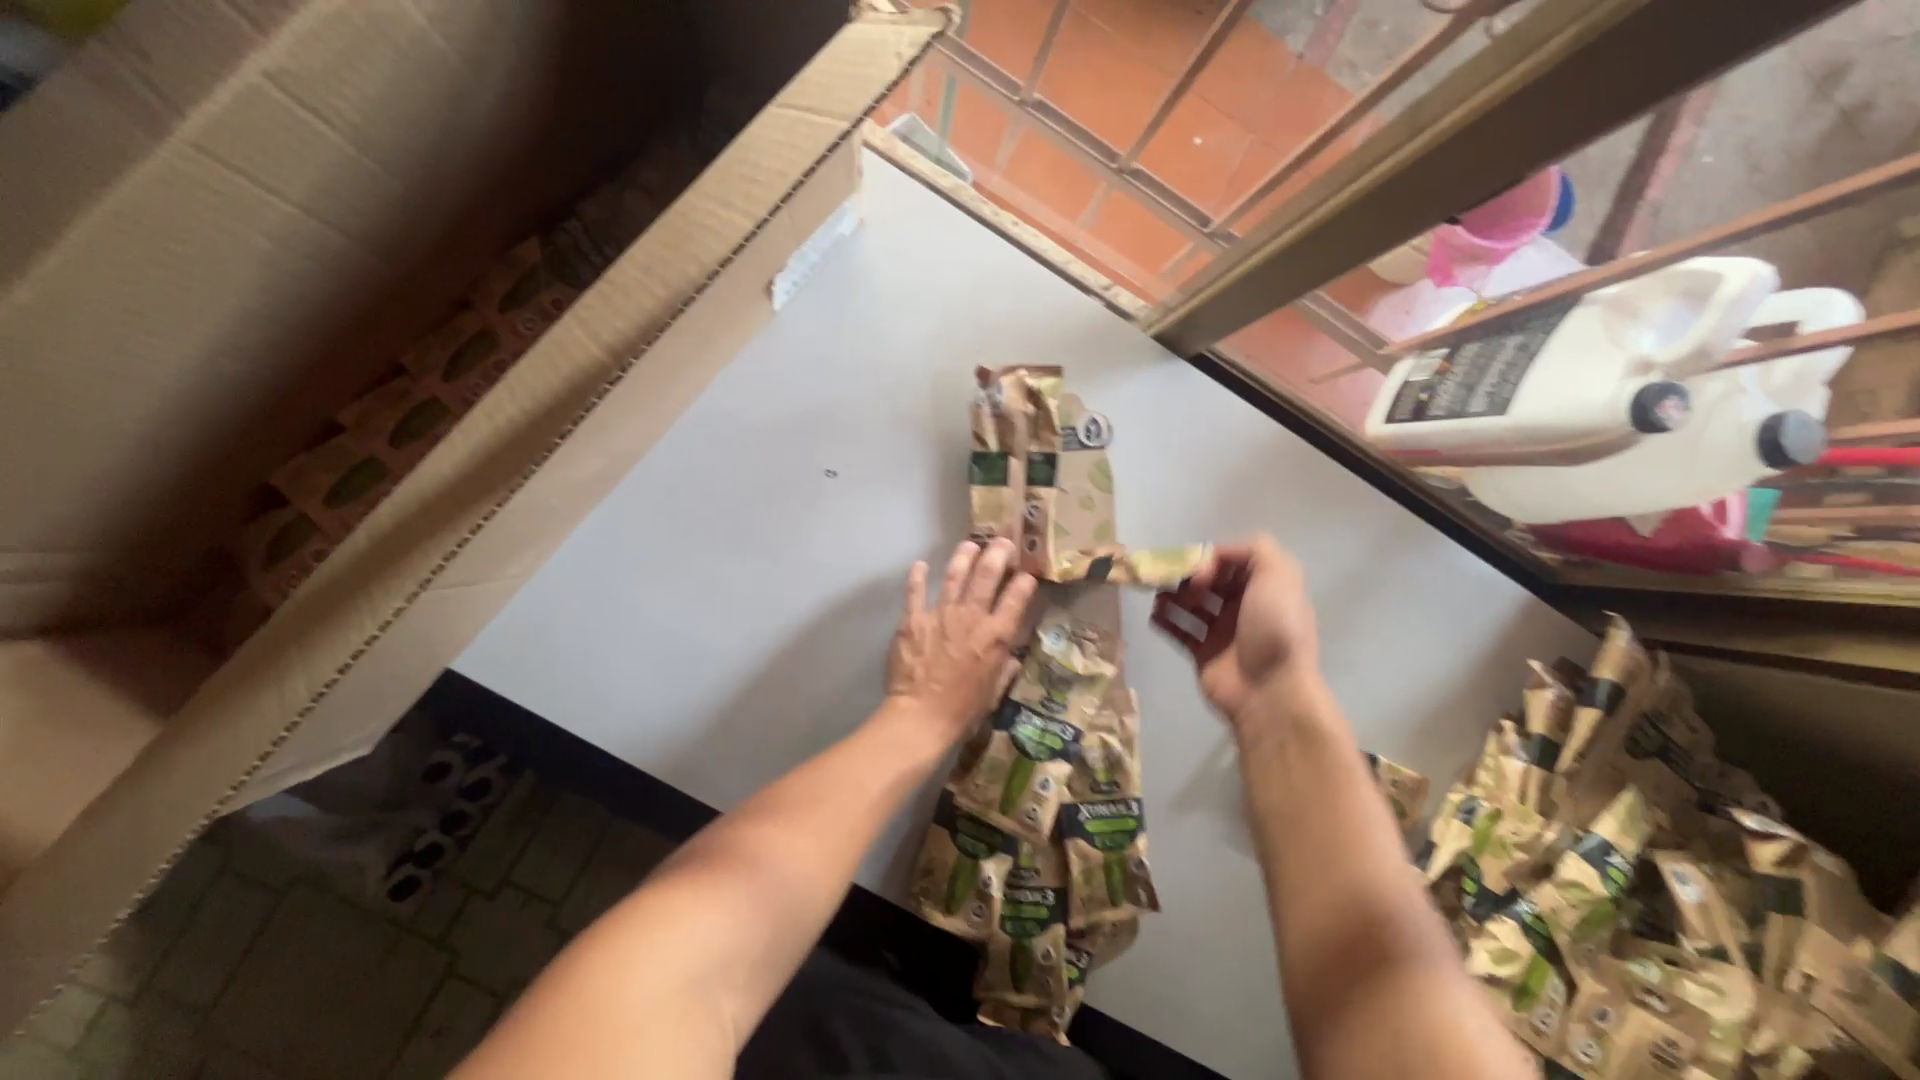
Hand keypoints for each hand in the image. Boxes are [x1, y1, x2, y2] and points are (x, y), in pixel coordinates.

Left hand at [885, 538, 1036, 741]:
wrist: (921, 717)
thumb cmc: (963, 710)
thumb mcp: (994, 690)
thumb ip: (1005, 667)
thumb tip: (1012, 655)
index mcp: (996, 636)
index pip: (1017, 597)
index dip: (1024, 580)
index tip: (1027, 573)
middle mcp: (971, 618)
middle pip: (987, 574)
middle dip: (998, 553)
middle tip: (1002, 543)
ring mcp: (940, 615)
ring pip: (954, 575)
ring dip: (964, 556)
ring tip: (969, 545)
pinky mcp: (913, 620)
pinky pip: (915, 591)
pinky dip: (917, 576)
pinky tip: (920, 564)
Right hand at [1152, 535, 1319, 727]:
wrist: (1271, 691)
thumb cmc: (1275, 629)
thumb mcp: (1278, 575)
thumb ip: (1255, 549)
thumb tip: (1216, 556)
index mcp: (1265, 587)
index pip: (1232, 560)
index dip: (1213, 559)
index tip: (1201, 571)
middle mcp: (1244, 606)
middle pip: (1210, 580)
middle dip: (1189, 575)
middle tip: (1174, 580)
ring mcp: (1223, 631)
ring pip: (1192, 603)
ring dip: (1173, 594)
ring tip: (1158, 594)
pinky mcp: (1204, 653)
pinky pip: (1180, 631)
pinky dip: (1165, 620)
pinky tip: (1154, 614)